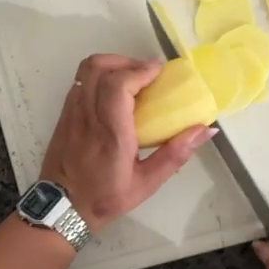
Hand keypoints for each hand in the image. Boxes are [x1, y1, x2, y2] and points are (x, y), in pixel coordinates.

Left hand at [38, 54, 212, 227]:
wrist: (62, 207)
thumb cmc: (105, 198)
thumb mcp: (146, 183)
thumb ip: (175, 154)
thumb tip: (206, 130)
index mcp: (110, 135)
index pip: (118, 86)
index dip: (139, 70)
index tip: (159, 71)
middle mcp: (87, 118)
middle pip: (98, 68)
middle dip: (126, 61)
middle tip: (145, 73)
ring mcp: (71, 115)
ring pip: (86, 72)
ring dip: (111, 66)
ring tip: (131, 79)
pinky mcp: (63, 116)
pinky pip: (79, 84)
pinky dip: (98, 78)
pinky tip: (112, 93)